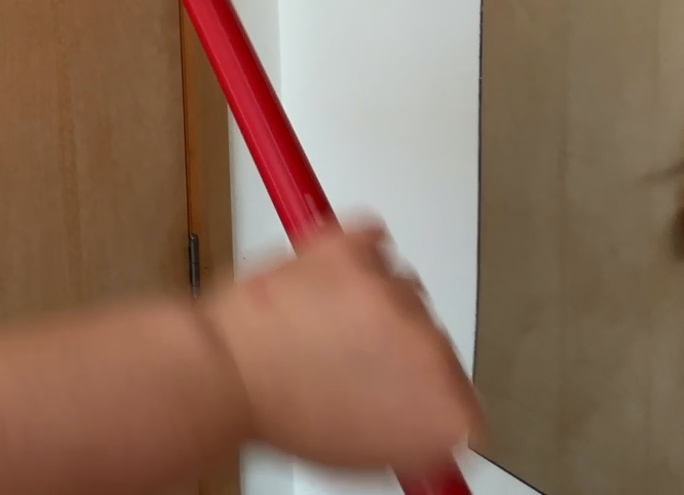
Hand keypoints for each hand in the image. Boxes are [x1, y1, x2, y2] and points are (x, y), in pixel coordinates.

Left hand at [203, 222, 481, 473]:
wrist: (226, 371)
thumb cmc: (281, 410)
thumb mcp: (369, 450)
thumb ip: (412, 426)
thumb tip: (416, 407)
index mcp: (447, 412)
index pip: (456, 389)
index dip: (415, 381)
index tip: (390, 375)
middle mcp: (430, 350)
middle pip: (426, 328)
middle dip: (387, 333)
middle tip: (340, 339)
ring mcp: (387, 297)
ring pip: (398, 281)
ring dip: (368, 289)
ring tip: (320, 305)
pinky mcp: (346, 255)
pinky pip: (368, 233)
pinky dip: (357, 240)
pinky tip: (341, 252)